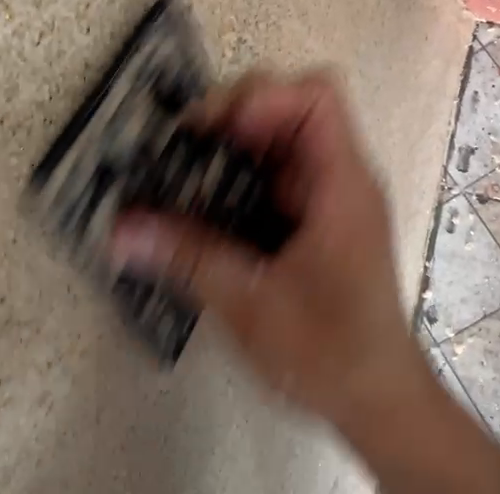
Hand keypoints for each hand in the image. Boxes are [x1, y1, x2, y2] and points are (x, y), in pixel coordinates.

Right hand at [108, 71, 433, 432]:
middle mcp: (338, 177)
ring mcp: (326, 196)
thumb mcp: (252, 304)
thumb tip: (120, 230)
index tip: (216, 131)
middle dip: (234, 114)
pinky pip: (272, 172)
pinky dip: (235, 174)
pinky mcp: (312, 217)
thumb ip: (187, 257)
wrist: (379, 403)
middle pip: (292, 105)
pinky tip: (201, 202)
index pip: (317, 97)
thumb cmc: (331, 353)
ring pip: (278, 137)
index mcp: (342, 183)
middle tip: (185, 146)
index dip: (264, 97)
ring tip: (182, 168)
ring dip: (229, 144)